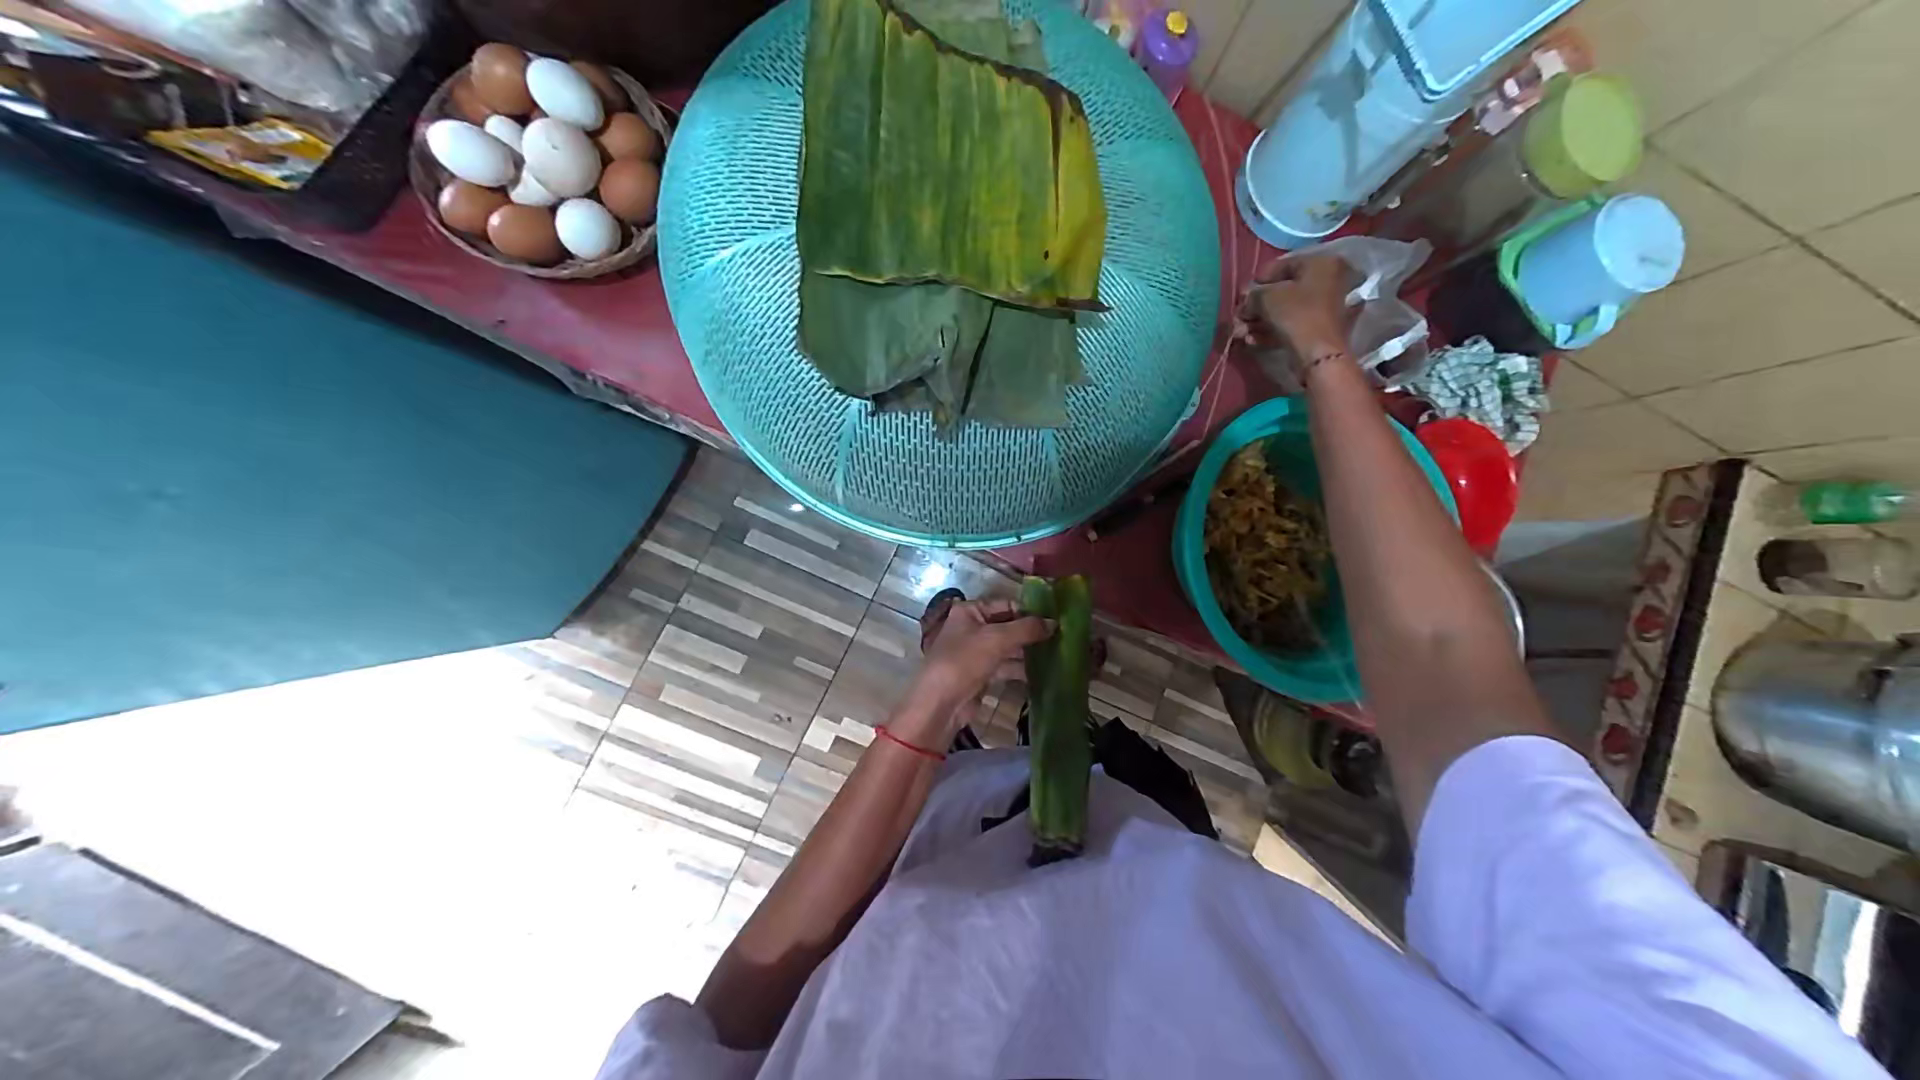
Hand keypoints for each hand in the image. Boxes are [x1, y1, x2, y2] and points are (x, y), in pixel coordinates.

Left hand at [905, 598, 1052, 736]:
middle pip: (1008, 626)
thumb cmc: (965, 661)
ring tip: (1057, 652)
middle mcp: (972, 628)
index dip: (1029, 610)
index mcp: (969, 611)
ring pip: (1008, 647)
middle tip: (1061, 636)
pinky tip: (1044, 671)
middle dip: (1031, 632)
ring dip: (1029, 651)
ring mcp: (976, 652)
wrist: (941, 703)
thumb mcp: (997, 639)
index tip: (1056, 618)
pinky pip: (1006, 666)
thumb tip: (1055, 622)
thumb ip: (1027, 628)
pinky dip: (1022, 668)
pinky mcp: (981, 674)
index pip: (1005, 604)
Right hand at [1236, 255, 1356, 372]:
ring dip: (1258, 322)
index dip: (1259, 279)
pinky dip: (1270, 332)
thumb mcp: (1266, 297)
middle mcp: (1327, 281)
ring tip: (1240, 333)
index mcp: (1321, 264)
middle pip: (1283, 291)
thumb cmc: (1295, 313)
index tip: (1243, 293)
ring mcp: (1324, 307)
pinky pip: (1290, 325)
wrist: (1318, 353)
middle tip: (1239, 316)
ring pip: (1284, 311)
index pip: (1284, 265)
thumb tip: (1246, 301)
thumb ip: (1252, 295)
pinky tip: (1251, 341)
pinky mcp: (1317, 329)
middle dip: (1256, 306)